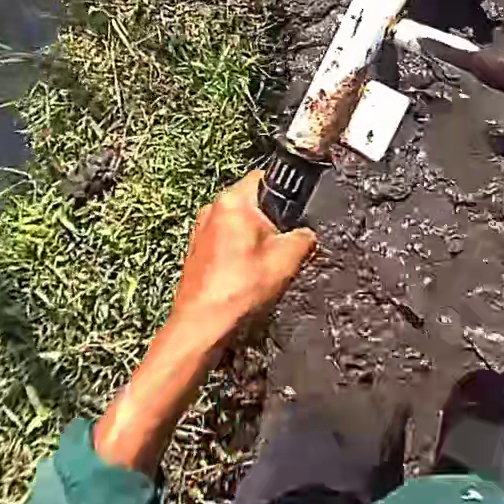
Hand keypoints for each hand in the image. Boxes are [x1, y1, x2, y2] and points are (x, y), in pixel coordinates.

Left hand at [168, 170, 317, 344]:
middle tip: (281, 247)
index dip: (285, 192)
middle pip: (252, 203)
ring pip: (238, 223)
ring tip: (262, 267)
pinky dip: (237, 253)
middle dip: (270, 222)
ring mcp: (200, 230)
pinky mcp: (195, 250)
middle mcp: (212, 208)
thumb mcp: (287, 259)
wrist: (201, 327)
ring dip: (253, 239)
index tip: (294, 212)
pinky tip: (245, 277)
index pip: (265, 177)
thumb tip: (307, 234)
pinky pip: (224, 241)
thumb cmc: (238, 290)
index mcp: (233, 200)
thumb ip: (305, 237)